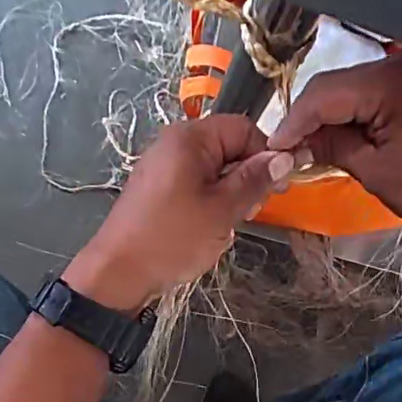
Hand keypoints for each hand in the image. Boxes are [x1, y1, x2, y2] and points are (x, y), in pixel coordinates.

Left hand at [62, 115, 292, 310]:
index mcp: (190, 139)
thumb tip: (284, 157)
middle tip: (249, 211)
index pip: (243, 128)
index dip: (265, 155)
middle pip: (228, 148)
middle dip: (247, 178)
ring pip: (214, 170)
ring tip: (226, 225)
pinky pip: (195, 186)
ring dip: (229, 195)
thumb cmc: (172, 238)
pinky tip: (208, 229)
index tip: (276, 187)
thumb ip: (254, 180)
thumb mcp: (222, 210)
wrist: (118, 273)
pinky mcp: (157, 190)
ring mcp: (163, 168)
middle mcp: (174, 144)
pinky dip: (209, 204)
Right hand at [269, 53, 401, 234]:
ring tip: (314, 148)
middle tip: (290, 151)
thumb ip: (333, 148)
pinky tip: (345, 136)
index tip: (274, 148)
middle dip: (311, 119)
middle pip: (336, 86)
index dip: (293, 123)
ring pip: (353, 89)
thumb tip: (298, 143)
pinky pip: (375, 93)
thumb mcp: (377, 172)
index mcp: (393, 81)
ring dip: (332, 117)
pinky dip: (356, 114)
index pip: (324, 94)